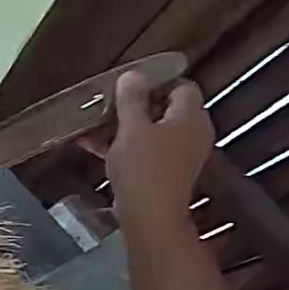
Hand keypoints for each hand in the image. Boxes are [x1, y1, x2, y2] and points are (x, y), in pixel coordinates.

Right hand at [98, 70, 212, 223]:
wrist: (149, 215)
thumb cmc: (143, 167)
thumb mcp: (131, 129)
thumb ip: (131, 100)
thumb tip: (132, 74)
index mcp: (190, 116)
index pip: (181, 86)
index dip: (156, 82)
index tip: (127, 87)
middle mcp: (193, 132)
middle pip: (166, 109)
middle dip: (136, 106)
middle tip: (108, 106)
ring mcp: (182, 154)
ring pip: (154, 131)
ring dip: (126, 127)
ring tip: (96, 127)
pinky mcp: (167, 172)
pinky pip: (148, 150)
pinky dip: (126, 146)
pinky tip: (95, 147)